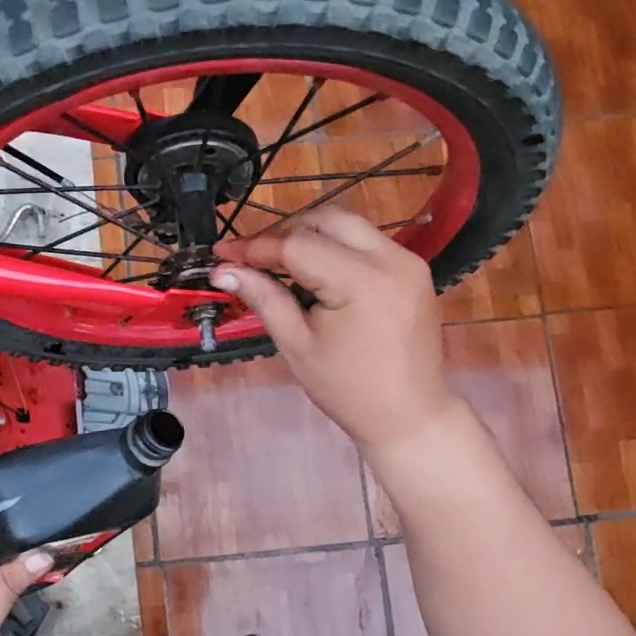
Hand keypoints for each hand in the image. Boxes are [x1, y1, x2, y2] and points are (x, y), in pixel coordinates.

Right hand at [213, 208, 455, 453]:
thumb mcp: (298, 346)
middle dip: (284, 233)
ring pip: (349, 225)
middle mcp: (390, 258)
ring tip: (281, 265)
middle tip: (253, 259)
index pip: (297, 245)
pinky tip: (317, 275)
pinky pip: (368, 243)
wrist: (408, 415)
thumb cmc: (347, 389)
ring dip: (311, 236)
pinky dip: (337, 248)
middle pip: (326, 219)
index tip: (222, 253)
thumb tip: (223, 271)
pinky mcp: (413, 269)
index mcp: (361, 281)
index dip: (255, 247)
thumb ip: (264, 299)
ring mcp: (408, 260)